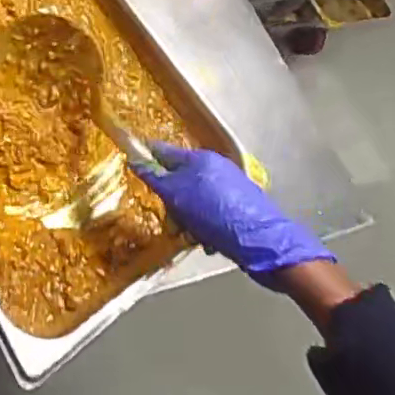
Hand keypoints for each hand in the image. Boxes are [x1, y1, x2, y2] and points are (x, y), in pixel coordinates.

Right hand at [132, 142, 332, 286]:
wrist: (263, 243)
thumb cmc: (216, 214)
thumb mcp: (178, 195)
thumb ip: (155, 177)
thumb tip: (134, 159)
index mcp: (200, 159)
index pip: (165, 152)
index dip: (147, 158)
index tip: (131, 164)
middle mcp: (215, 169)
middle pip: (178, 180)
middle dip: (171, 201)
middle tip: (172, 219)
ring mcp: (228, 189)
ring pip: (193, 201)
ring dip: (188, 219)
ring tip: (194, 235)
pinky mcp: (238, 209)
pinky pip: (210, 215)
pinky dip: (205, 228)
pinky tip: (210, 242)